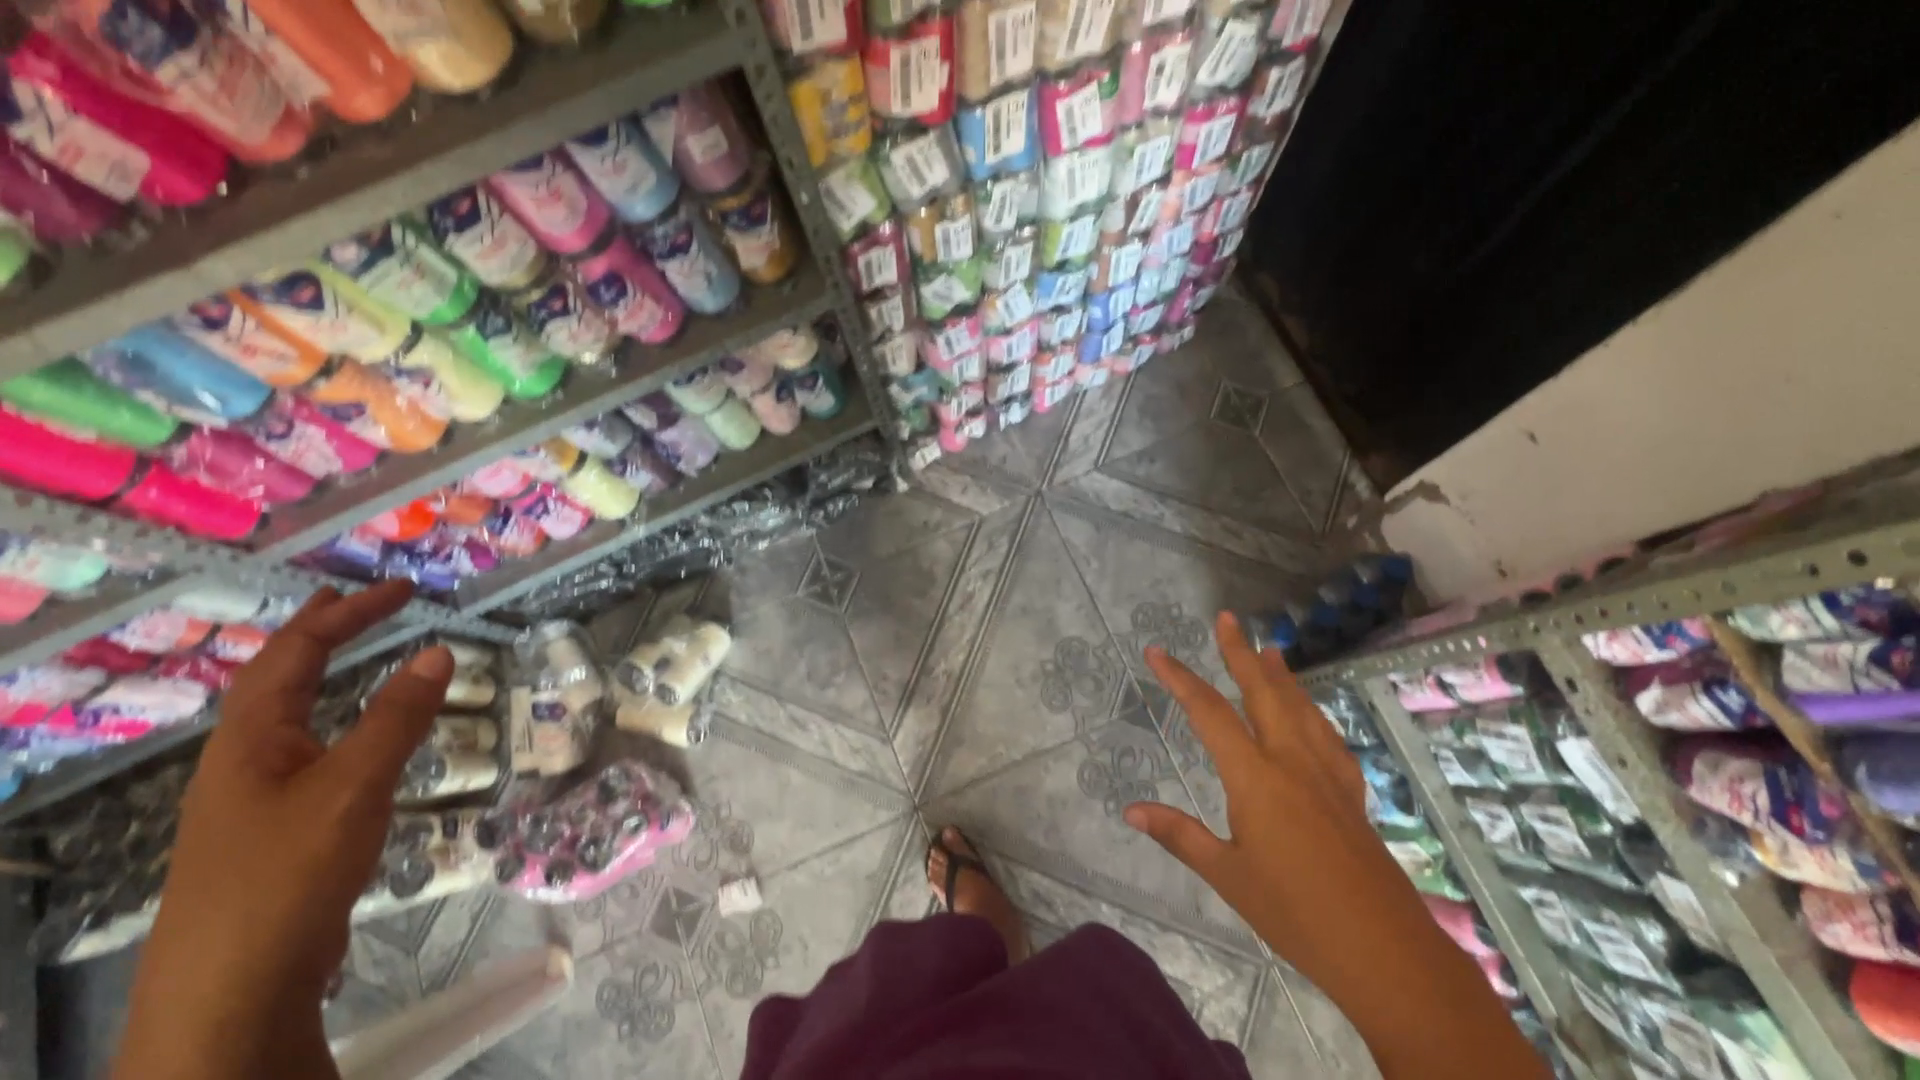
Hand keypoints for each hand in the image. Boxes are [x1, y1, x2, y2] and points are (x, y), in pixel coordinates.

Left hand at [114, 582, 453, 1079]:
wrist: (231, 989)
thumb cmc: (287, 874)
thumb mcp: (353, 788)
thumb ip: (398, 719)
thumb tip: (439, 651)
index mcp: (250, 737)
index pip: (297, 651)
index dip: (348, 612)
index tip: (403, 588)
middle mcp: (243, 759)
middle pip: (278, 678)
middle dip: (321, 635)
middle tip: (361, 603)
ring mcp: (253, 800)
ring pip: (288, 719)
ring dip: (323, 679)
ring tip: (354, 658)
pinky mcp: (273, 834)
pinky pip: (306, 756)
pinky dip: (335, 726)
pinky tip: (356, 747)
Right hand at [1124, 611, 1390, 978]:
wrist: (1382, 947)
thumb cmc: (1294, 913)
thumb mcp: (1227, 875)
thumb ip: (1180, 835)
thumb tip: (1131, 809)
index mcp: (1255, 778)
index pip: (1211, 714)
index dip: (1181, 679)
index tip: (1157, 652)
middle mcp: (1293, 762)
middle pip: (1264, 693)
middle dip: (1241, 654)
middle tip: (1227, 619)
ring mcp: (1328, 775)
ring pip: (1302, 708)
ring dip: (1282, 676)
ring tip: (1271, 649)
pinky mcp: (1352, 793)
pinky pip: (1328, 737)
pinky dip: (1313, 713)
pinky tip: (1312, 717)